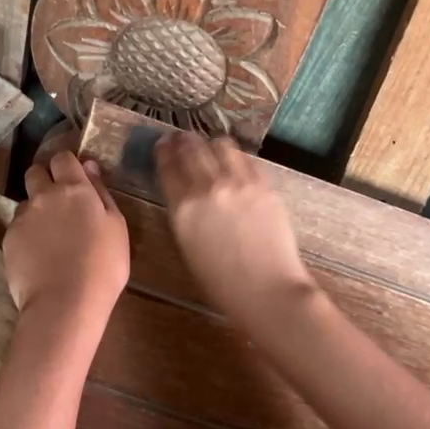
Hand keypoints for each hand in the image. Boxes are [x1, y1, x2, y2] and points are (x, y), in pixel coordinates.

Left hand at [4, 151, 129, 324]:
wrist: (64, 303)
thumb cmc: (102, 266)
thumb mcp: (116, 227)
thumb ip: (101, 192)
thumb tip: (89, 167)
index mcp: (74, 189)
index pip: (62, 158)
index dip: (66, 164)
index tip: (73, 177)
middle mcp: (44, 196)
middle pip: (35, 172)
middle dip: (44, 179)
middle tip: (59, 202)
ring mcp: (23, 217)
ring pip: (25, 202)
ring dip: (36, 209)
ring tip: (50, 236)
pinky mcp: (8, 239)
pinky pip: (17, 227)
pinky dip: (27, 234)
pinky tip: (39, 255)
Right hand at [155, 132, 316, 325]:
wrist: (266, 289)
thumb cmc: (221, 281)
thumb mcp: (187, 245)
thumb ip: (183, 212)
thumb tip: (184, 192)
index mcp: (182, 207)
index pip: (167, 165)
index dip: (163, 150)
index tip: (163, 144)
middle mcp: (208, 187)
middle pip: (191, 148)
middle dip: (184, 141)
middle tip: (183, 139)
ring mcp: (238, 182)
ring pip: (221, 145)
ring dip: (211, 144)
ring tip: (211, 149)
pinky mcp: (264, 184)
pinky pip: (246, 159)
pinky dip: (236, 157)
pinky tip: (236, 163)